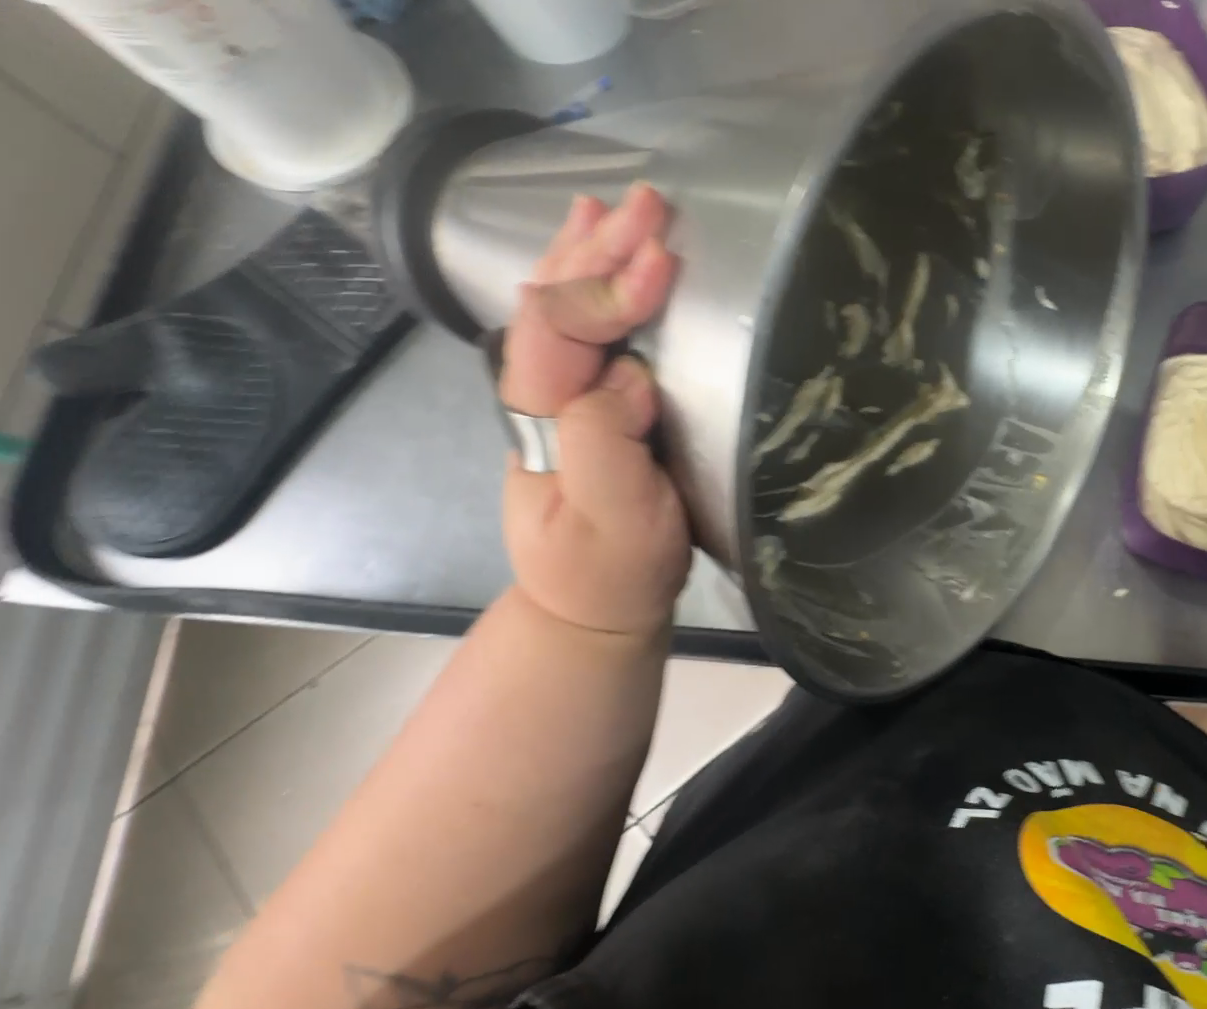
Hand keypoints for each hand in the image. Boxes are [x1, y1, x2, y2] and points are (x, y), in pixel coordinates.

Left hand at [497, 184, 687, 638]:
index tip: (664, 261)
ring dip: (588, 252)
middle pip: (556, 303)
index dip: (608, 291)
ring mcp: (561, 400)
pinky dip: (589, 283)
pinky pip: (581, 331)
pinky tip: (597, 256)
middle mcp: (542, 397)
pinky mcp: (587, 409)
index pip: (561, 332)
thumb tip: (629, 379)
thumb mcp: (614, 524)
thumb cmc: (609, 571)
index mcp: (545, 421)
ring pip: (560, 308)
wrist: (591, 607)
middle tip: (649, 204)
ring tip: (612, 206)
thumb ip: (606, 448)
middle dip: (600, 250)